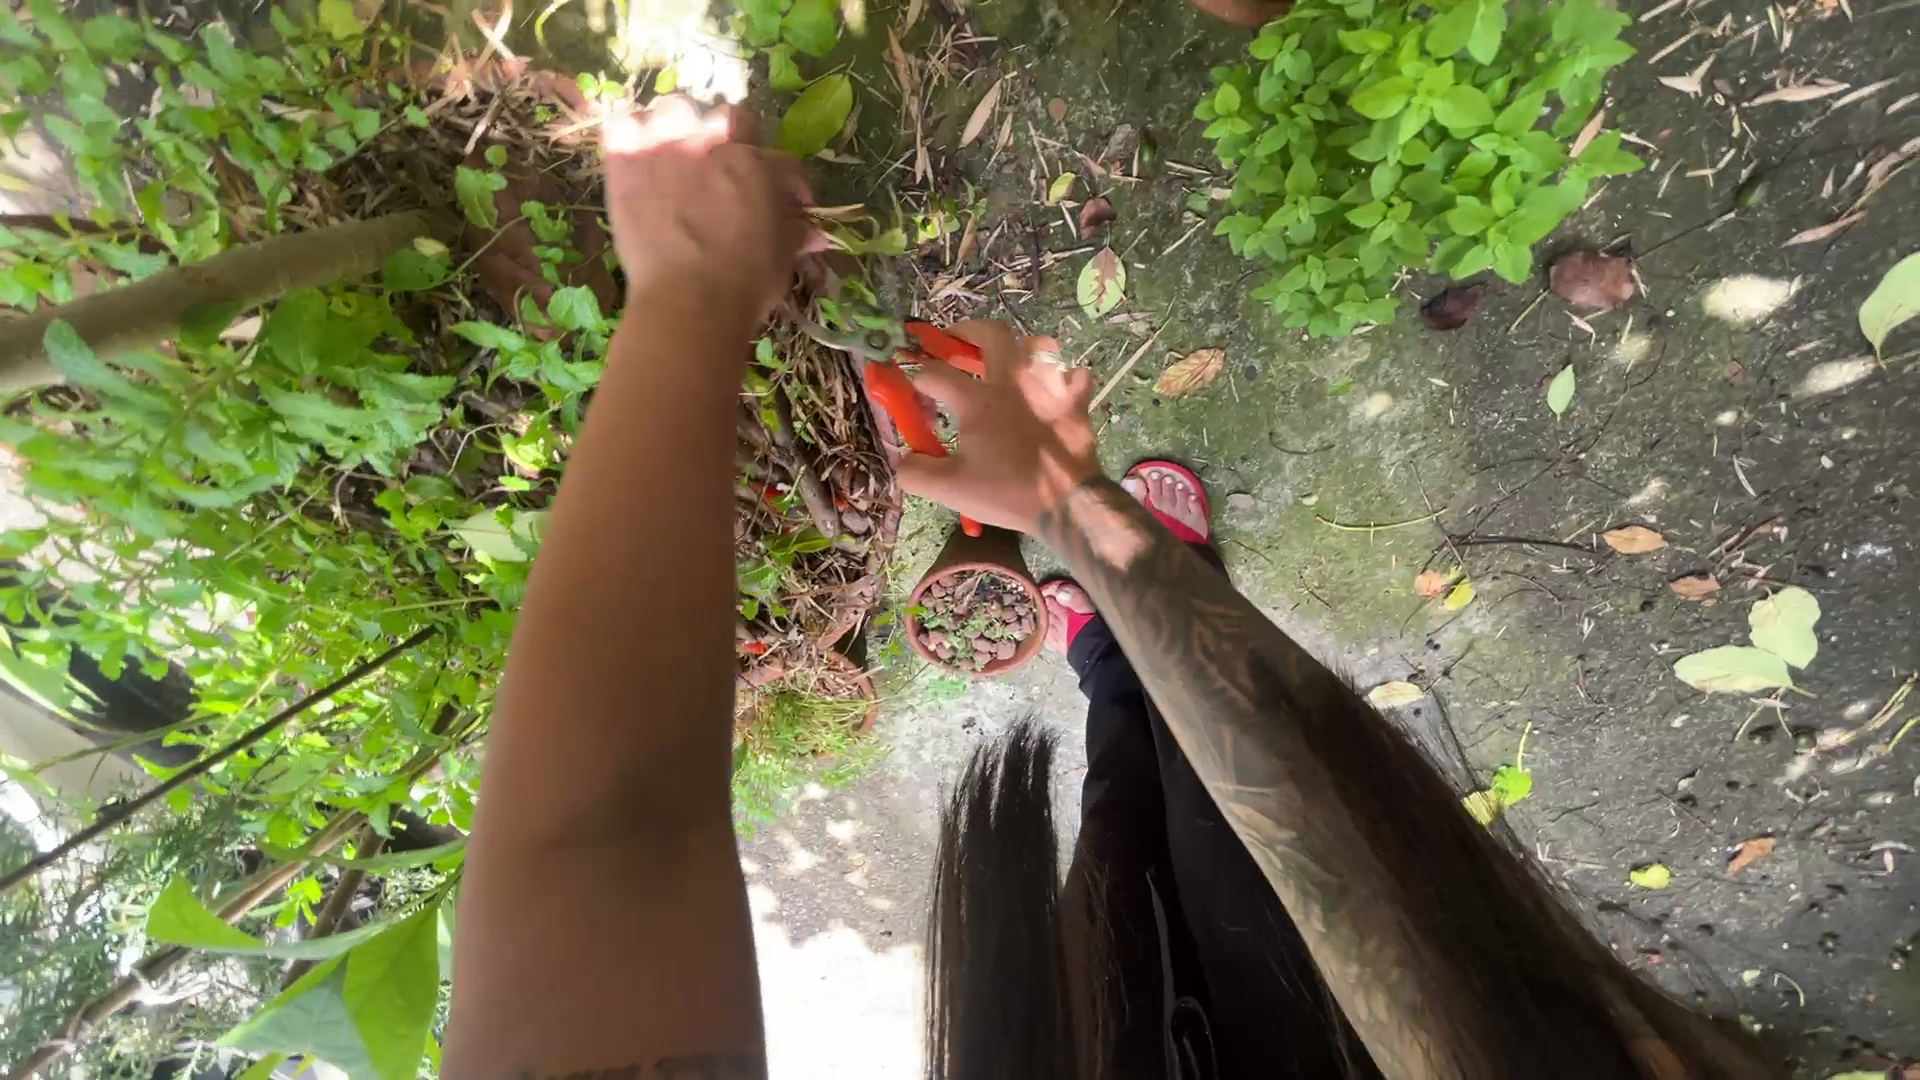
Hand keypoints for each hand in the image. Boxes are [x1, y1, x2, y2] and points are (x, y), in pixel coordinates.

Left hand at [601, 95, 811, 317]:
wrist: (688, 302)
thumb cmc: (744, 285)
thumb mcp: (781, 259)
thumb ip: (796, 234)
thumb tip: (816, 233)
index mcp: (757, 167)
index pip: (785, 164)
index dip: (792, 185)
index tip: (793, 206)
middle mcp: (712, 143)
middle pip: (733, 118)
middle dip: (740, 141)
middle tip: (735, 173)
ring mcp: (665, 146)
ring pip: (677, 109)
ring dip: (685, 128)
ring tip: (684, 158)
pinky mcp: (625, 160)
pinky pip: (623, 124)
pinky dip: (632, 135)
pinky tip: (642, 159)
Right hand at [895, 321, 1101, 532]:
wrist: (1067, 504)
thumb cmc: (1008, 493)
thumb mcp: (951, 490)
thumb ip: (917, 472)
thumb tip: (904, 460)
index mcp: (978, 400)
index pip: (936, 374)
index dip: (919, 377)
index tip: (916, 388)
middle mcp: (1013, 381)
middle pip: (991, 333)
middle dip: (968, 331)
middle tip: (955, 341)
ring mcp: (1050, 386)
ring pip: (1037, 345)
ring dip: (1019, 349)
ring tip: (1008, 364)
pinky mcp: (1077, 401)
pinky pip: (1074, 375)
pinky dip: (1063, 378)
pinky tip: (1054, 390)